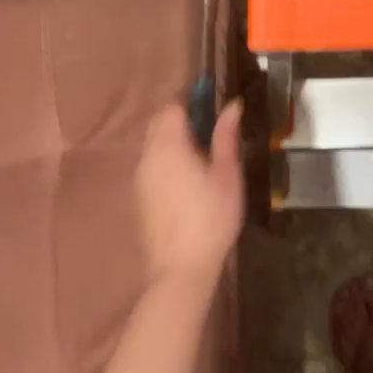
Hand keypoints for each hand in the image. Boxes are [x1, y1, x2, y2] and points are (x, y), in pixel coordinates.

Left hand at [135, 99, 244, 286]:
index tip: (212, 108)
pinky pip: (151, 166)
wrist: (180, 270)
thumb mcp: (227, 175)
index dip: (191, 102)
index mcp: (168, 146)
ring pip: (153, 145)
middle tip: (210, 132)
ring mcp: (140, 178)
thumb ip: (226, 137)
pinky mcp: (139, 198)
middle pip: (159, 124)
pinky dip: (166, 161)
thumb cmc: (211, 218)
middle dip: (181, 120)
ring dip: (173, 141)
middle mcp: (148, 157)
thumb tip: (232, 106)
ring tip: (202, 157)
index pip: (171, 108)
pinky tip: (188, 181)